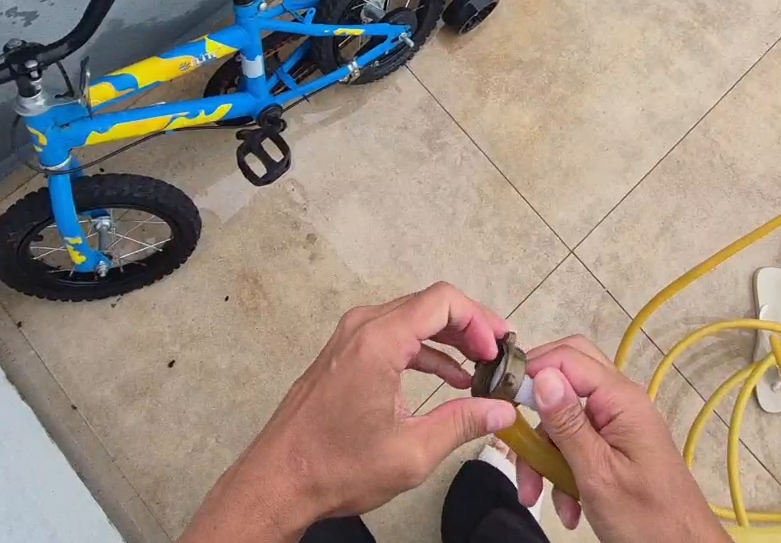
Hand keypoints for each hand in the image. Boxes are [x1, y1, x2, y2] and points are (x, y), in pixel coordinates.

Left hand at [181, 282, 520, 541]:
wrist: (278, 479)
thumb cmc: (335, 466)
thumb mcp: (410, 452)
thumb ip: (462, 424)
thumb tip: (502, 410)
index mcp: (380, 340)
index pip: (442, 301)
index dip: (478, 319)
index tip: (497, 348)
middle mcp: (365, 326)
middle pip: (430, 303)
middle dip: (470, 325)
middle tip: (499, 351)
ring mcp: (354, 335)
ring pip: (415, 316)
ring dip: (451, 336)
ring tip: (482, 363)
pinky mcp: (349, 350)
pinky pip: (397, 334)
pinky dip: (426, 348)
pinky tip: (451, 376)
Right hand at [515, 336, 727, 542]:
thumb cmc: (647, 520)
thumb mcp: (598, 475)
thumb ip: (567, 424)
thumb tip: (542, 375)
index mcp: (620, 398)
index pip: (568, 357)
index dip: (533, 369)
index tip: (501, 396)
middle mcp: (620, 400)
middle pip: (568, 374)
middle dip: (537, 404)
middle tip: (513, 426)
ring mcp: (619, 423)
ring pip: (567, 414)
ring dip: (547, 451)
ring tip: (535, 493)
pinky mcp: (617, 446)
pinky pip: (580, 441)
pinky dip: (565, 469)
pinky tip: (566, 506)